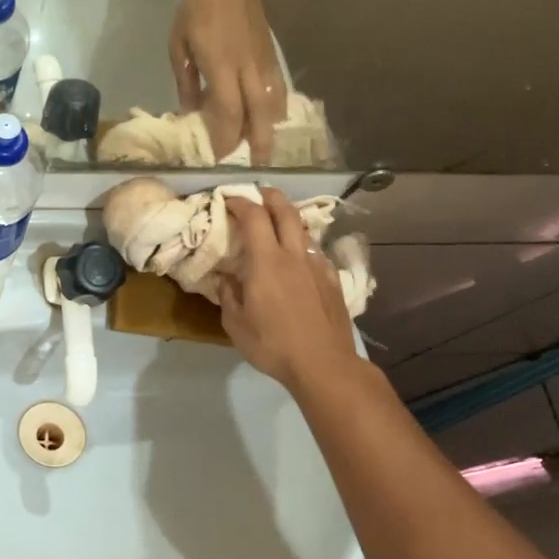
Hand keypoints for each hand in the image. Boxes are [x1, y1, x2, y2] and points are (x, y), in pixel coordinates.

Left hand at [170, 0, 285, 161]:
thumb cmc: (196, 9)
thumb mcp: (178, 47)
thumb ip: (186, 82)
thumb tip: (190, 112)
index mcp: (220, 66)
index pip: (227, 112)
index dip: (224, 138)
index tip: (219, 157)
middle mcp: (247, 68)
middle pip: (258, 114)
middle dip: (257, 142)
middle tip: (255, 166)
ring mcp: (263, 61)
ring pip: (273, 103)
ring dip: (268, 128)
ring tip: (262, 146)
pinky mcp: (272, 54)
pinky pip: (278, 88)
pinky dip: (276, 107)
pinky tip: (271, 118)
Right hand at [217, 190, 359, 389]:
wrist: (323, 364)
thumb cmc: (272, 344)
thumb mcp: (235, 323)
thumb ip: (228, 295)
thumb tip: (226, 279)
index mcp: (266, 261)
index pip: (253, 217)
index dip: (239, 202)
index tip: (228, 199)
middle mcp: (293, 255)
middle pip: (285, 211)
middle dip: (270, 197)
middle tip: (257, 194)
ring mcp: (317, 266)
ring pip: (304, 229)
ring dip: (288, 218)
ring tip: (277, 222)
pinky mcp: (332, 281)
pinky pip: (316, 252)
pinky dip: (303, 244)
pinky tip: (298, 257)